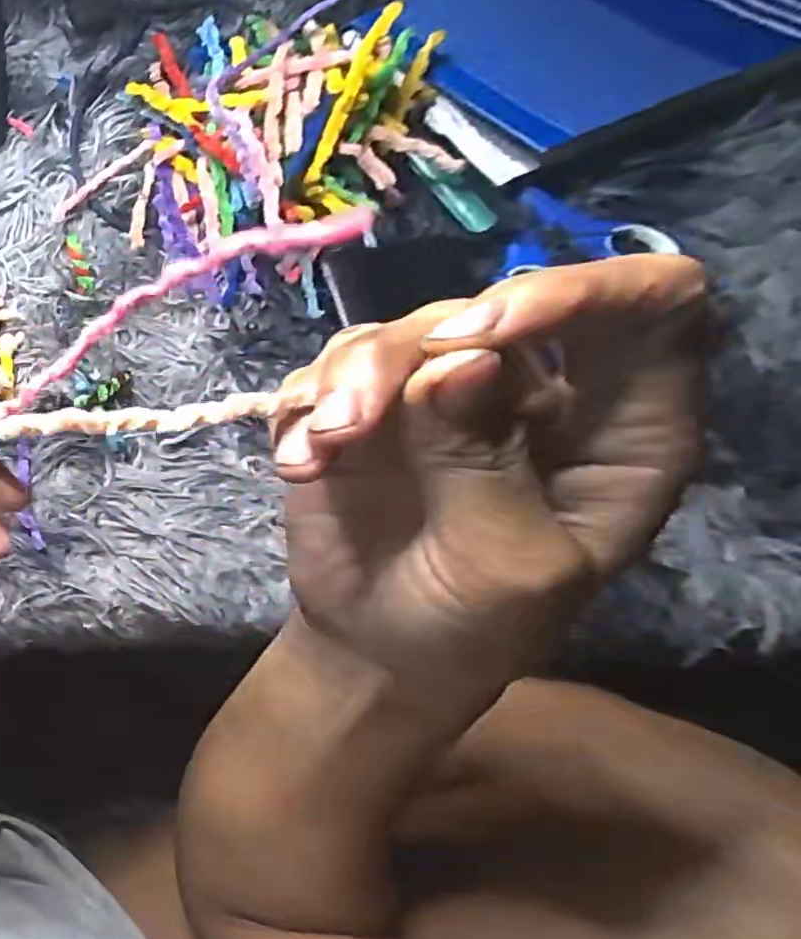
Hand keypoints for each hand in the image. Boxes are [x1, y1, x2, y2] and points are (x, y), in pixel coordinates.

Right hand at [271, 255, 706, 691]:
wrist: (372, 644)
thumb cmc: (473, 622)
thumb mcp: (505, 558)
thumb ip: (484, 461)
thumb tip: (455, 363)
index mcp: (610, 424)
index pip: (644, 306)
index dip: (574, 294)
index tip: (471, 340)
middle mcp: (516, 393)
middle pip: (467, 316)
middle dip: (393, 361)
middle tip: (344, 426)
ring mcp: (423, 403)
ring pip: (381, 339)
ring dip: (334, 385)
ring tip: (309, 457)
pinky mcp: (347, 418)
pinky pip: (316, 379)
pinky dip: (296, 412)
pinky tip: (294, 467)